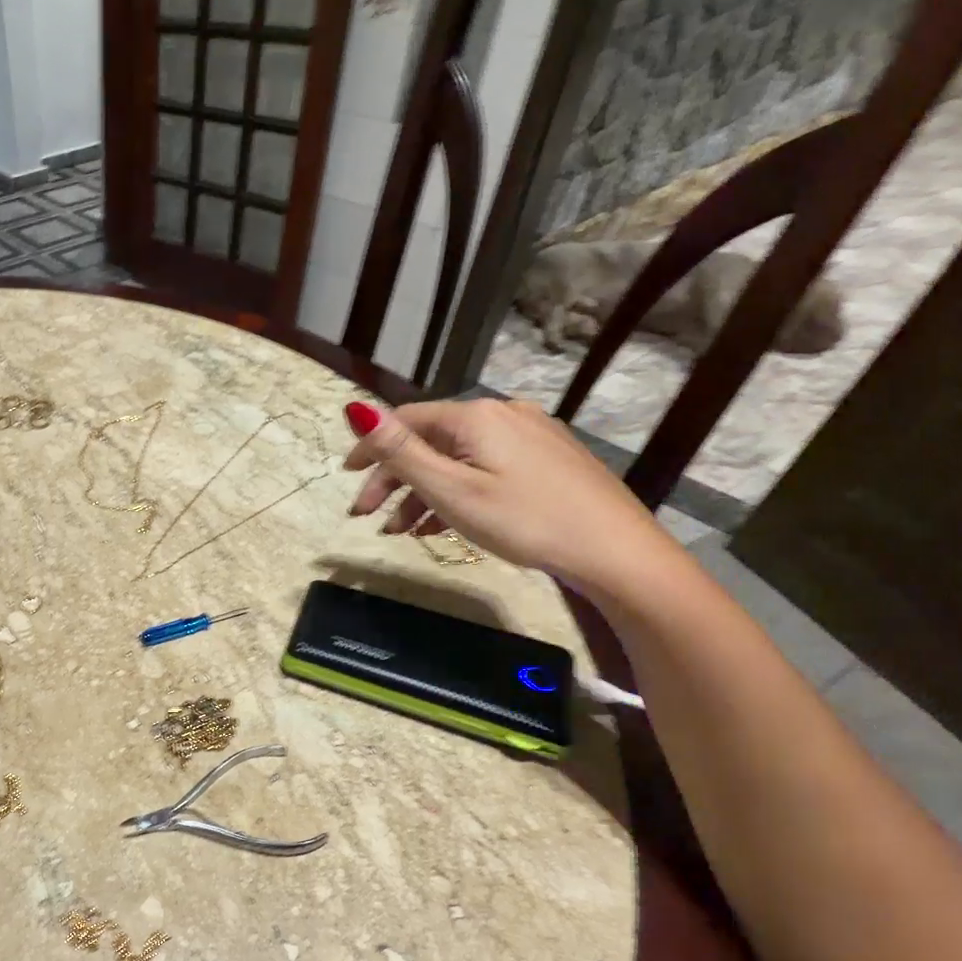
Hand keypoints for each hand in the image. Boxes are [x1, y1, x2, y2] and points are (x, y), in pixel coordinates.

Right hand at [342, 398, 675, 588]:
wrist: (616, 552)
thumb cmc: (524, 520)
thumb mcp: (450, 489)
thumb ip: (400, 450)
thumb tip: (354, 408)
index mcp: (475, 417)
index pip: (405, 420)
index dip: (370, 447)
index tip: (346, 477)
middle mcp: (502, 415)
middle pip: (430, 441)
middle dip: (392, 478)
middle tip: (367, 516)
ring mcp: (530, 436)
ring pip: (457, 459)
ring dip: (421, 492)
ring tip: (401, 531)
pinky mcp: (548, 461)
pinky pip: (484, 469)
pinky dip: (456, 493)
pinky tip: (443, 525)